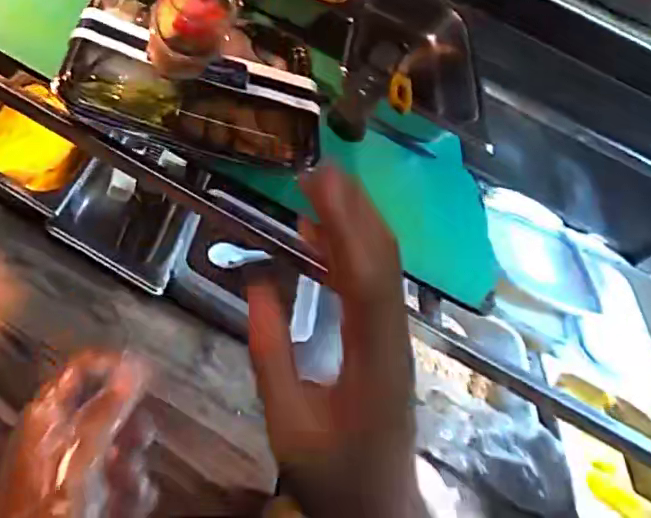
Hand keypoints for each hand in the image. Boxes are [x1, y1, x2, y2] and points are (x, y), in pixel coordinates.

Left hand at [0, 350, 157, 517]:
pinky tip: (136, 499)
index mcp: (46, 414)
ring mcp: (64, 472)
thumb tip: (135, 365)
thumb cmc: (48, 504)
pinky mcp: (74, 504)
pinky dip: (127, 489)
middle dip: (128, 422)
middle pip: (100, 410)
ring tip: (136, 480)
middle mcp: (54, 436)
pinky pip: (110, 484)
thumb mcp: (82, 451)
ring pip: (110, 449)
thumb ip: (107, 408)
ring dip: (131, 461)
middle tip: (144, 436)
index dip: (113, 364)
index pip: (80, 369)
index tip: (145, 371)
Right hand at [247, 168, 419, 517]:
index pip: (365, 280)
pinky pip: (370, 278)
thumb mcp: (289, 424)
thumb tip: (256, 282)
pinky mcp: (385, 334)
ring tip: (318, 182)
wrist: (380, 509)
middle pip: (382, 259)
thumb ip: (270, 356)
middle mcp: (394, 337)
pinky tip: (319, 230)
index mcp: (376, 361)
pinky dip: (347, 246)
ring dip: (354, 218)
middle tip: (318, 166)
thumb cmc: (334, 473)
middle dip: (354, 207)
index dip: (344, 225)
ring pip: (381, 263)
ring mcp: (394, 334)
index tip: (319, 182)